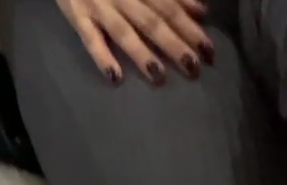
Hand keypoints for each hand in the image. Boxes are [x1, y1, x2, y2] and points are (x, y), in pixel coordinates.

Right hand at [55, 0, 212, 84]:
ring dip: (141, 53)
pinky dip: (101, 55)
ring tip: (159, 76)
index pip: (169, 7)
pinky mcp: (76, 14)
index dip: (190, 29)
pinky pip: (88, 37)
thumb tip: (201, 10)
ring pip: (123, 31)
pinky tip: (115, 76)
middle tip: (193, 68)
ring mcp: (98, 5)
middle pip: (151, 21)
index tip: (210, 52)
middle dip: (173, 45)